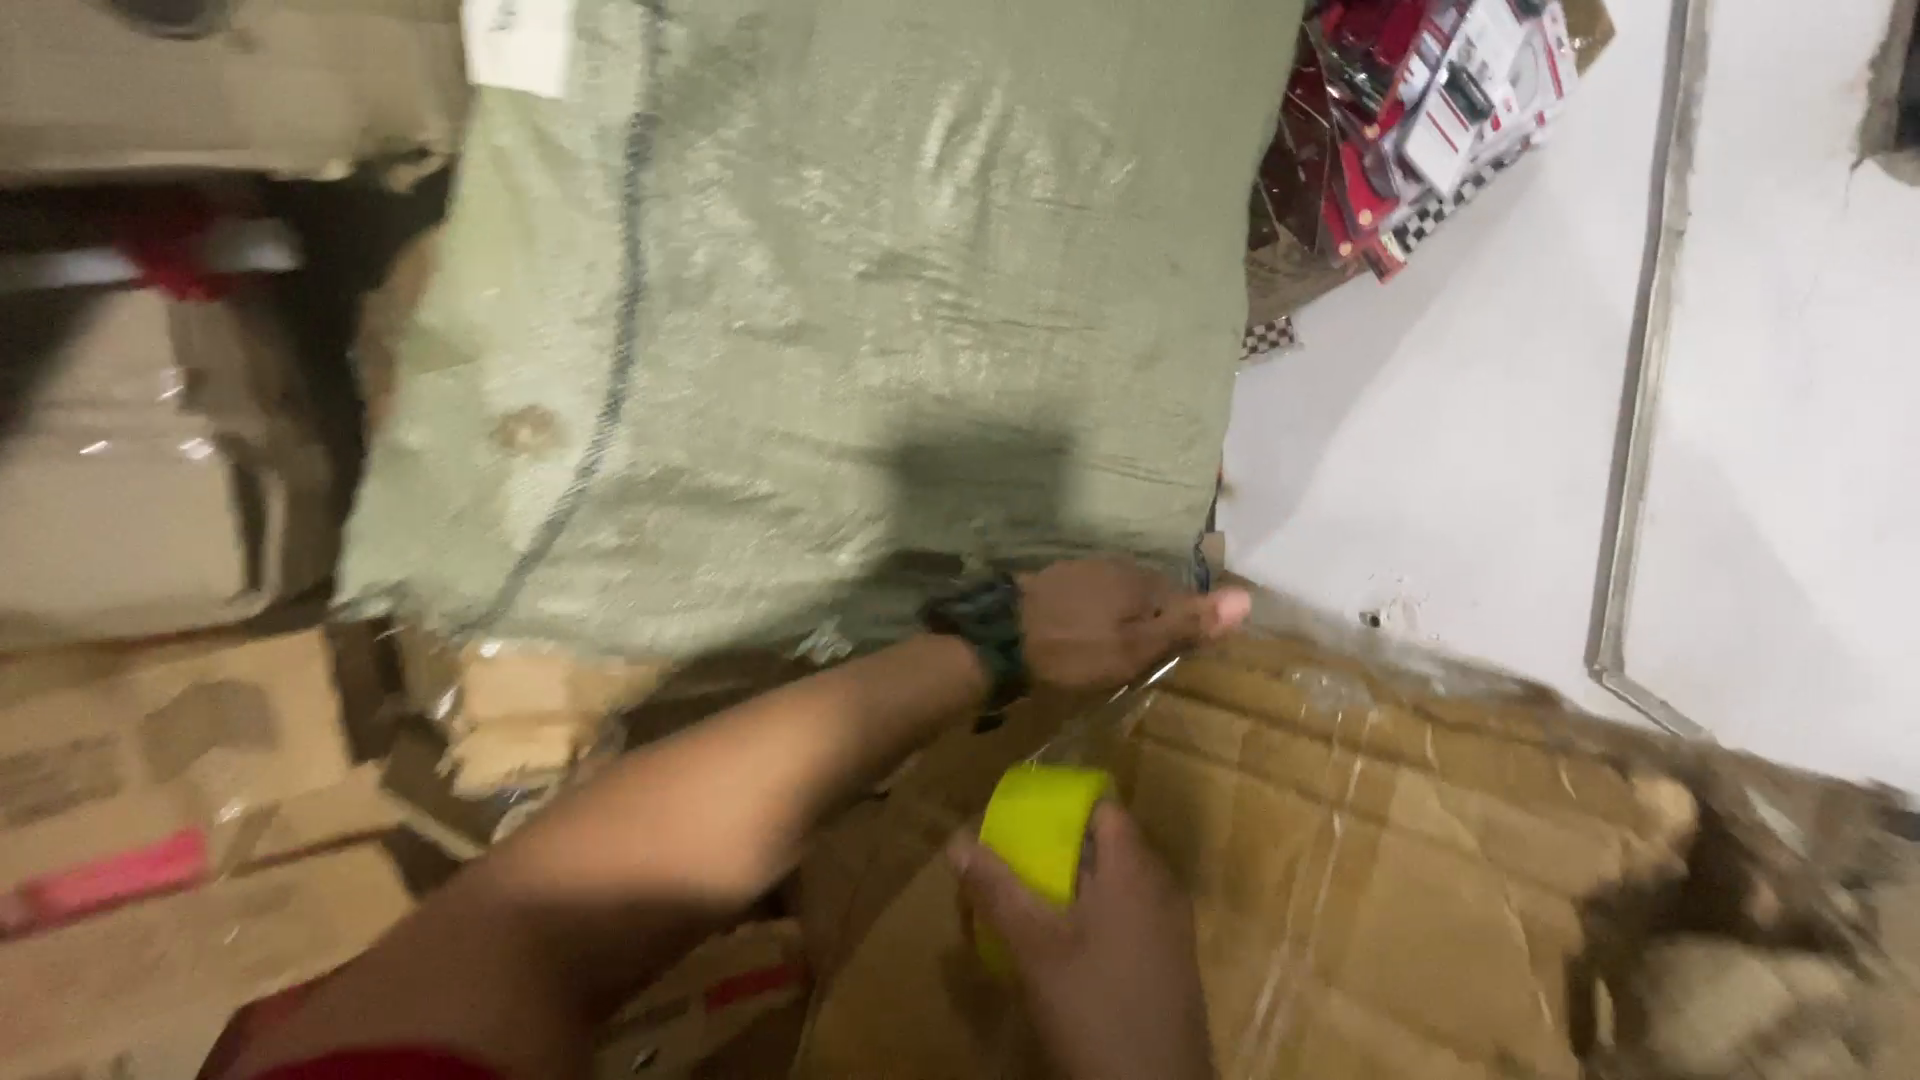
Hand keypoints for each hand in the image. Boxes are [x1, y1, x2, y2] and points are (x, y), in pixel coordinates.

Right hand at [950, 803, 1213, 1079]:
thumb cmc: (1094, 1005)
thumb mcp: (1034, 947)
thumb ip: (997, 890)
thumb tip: (957, 841)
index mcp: (1136, 869)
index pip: (1105, 808)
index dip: (1064, 804)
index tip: (1025, 814)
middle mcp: (1162, 887)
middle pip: (1110, 845)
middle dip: (1062, 848)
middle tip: (1018, 859)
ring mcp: (1173, 928)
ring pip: (1120, 884)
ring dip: (1078, 884)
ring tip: (1033, 898)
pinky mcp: (1171, 962)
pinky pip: (1131, 915)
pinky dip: (1098, 913)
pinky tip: (1066, 943)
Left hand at [1018, 558, 1249, 691]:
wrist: (1000, 638)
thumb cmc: (1074, 649)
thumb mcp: (1136, 647)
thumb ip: (1186, 624)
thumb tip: (1247, 598)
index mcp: (1141, 579)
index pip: (1183, 598)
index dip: (1184, 627)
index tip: (1171, 656)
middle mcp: (1115, 565)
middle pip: (1150, 593)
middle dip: (1152, 620)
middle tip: (1142, 658)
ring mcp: (1081, 568)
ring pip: (1118, 594)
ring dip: (1121, 617)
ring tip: (1112, 650)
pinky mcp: (1054, 580)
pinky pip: (1090, 596)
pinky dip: (1093, 615)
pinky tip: (1081, 635)